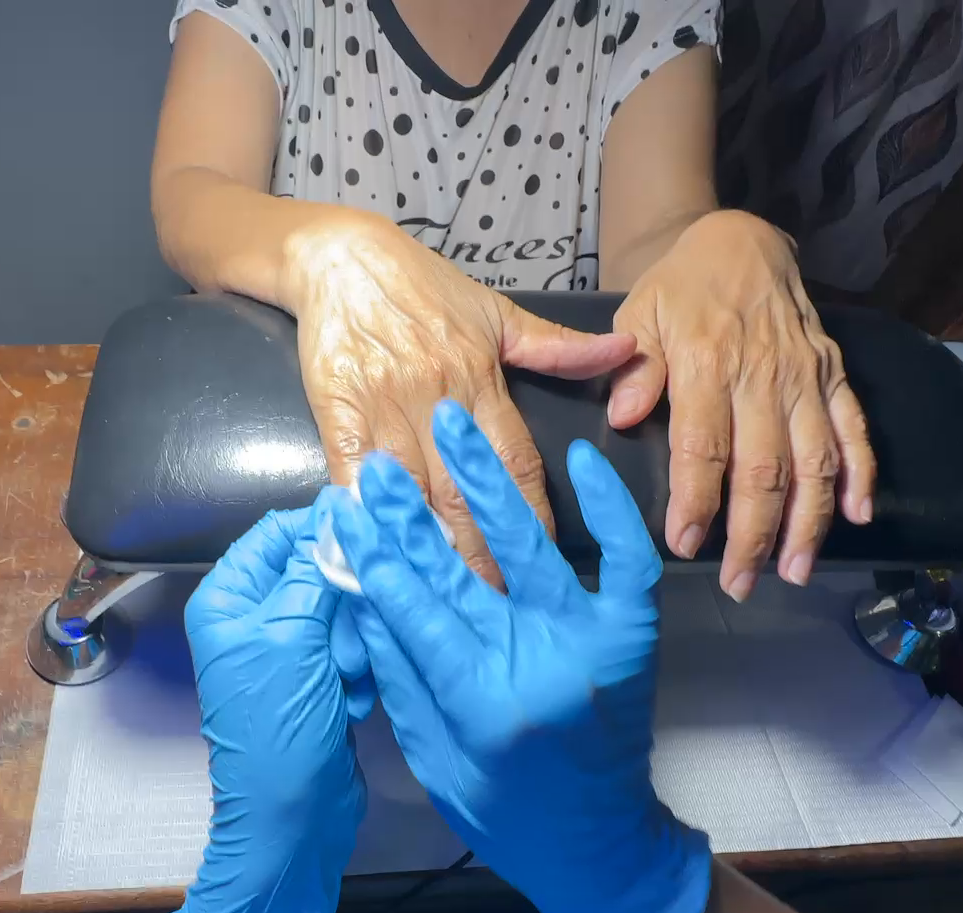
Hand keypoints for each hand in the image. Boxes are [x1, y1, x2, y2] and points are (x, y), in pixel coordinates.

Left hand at [164, 502, 364, 912]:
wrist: (294, 822)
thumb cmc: (281, 729)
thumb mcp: (293, 640)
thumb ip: (313, 570)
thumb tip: (337, 509)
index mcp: (230, 599)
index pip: (277, 533)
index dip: (323, 527)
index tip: (375, 528)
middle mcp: (256, 617)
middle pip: (317, 570)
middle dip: (343, 605)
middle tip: (345, 648)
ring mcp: (291, 648)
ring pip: (345, 608)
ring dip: (356, 642)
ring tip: (348, 682)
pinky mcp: (320, 675)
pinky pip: (354, 644)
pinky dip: (361, 669)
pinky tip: (355, 702)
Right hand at [278, 214, 636, 584]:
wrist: (342, 259)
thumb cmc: (422, 287)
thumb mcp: (495, 311)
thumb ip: (555, 347)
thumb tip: (625, 354)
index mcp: (480, 378)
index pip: (514, 460)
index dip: (530, 514)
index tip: (543, 560)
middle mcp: (437, 399)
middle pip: (465, 491)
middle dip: (482, 551)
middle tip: (497, 603)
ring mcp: (385, 407)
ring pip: (413, 490)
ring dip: (428, 546)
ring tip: (444, 596)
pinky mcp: (337, 411)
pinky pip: (352, 472)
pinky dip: (363, 514)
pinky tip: (374, 552)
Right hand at [324, 400, 711, 912]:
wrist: (601, 846)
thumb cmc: (503, 814)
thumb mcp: (432, 756)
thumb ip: (402, 675)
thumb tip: (370, 594)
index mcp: (479, 703)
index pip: (414, 609)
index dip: (375, 556)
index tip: (344, 510)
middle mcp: (536, 664)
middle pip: (460, 569)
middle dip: (411, 512)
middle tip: (380, 461)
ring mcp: (590, 644)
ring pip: (531, 545)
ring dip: (488, 479)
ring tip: (455, 424)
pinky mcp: (629, 635)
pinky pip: (626, 561)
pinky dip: (610, 507)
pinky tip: (580, 456)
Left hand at [608, 210, 875, 601]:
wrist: (739, 241)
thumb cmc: (677, 289)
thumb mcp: (638, 316)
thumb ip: (634, 368)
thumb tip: (624, 416)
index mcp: (707, 364)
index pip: (704, 447)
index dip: (697, 501)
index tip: (686, 546)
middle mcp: (764, 377)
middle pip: (764, 468)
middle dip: (753, 532)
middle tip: (740, 583)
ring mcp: (807, 377)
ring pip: (815, 459)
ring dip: (807, 521)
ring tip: (794, 571)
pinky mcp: (835, 373)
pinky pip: (854, 427)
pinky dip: (860, 473)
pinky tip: (856, 517)